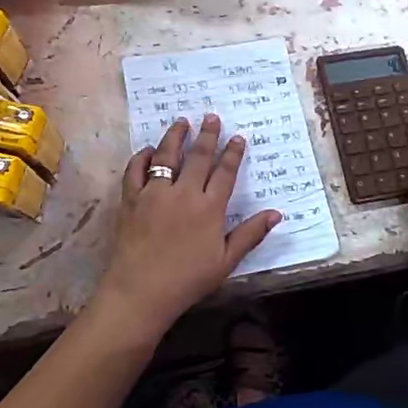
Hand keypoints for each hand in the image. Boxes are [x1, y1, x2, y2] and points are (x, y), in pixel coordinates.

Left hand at [93, 115, 282, 336]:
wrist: (141, 291)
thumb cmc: (188, 280)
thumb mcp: (226, 261)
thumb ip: (250, 234)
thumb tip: (276, 213)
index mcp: (209, 208)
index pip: (225, 172)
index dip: (232, 153)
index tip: (237, 137)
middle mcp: (183, 193)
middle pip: (198, 156)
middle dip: (207, 135)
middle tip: (211, 117)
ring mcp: (154, 194)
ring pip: (166, 156)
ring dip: (175, 136)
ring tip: (181, 121)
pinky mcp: (131, 199)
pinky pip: (135, 170)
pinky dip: (142, 157)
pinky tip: (148, 150)